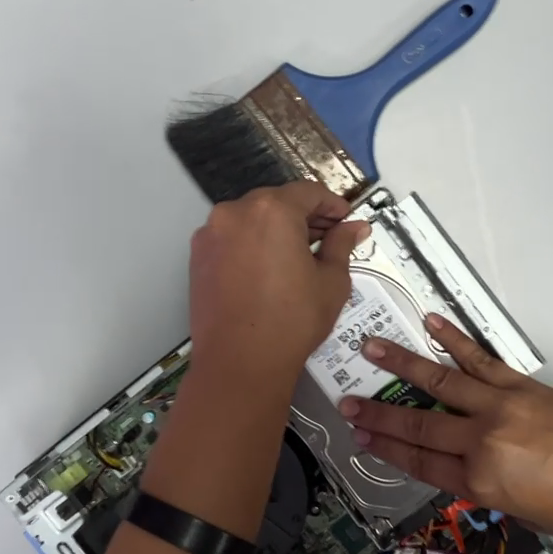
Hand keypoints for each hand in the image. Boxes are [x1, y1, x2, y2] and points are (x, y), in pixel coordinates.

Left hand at [189, 181, 368, 380]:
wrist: (240, 362)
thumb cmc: (291, 321)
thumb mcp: (331, 281)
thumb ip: (341, 245)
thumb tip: (354, 228)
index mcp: (273, 210)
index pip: (309, 192)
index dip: (332, 204)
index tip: (345, 220)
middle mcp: (236, 212)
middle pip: (277, 201)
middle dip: (304, 216)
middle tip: (326, 239)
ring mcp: (212, 233)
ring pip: (251, 218)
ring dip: (276, 229)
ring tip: (297, 257)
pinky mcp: (198, 256)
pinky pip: (231, 237)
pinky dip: (251, 244)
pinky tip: (268, 269)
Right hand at [339, 316, 552, 544]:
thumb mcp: (526, 515)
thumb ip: (490, 489)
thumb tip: (472, 471)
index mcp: (481, 482)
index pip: (421, 462)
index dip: (387, 449)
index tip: (361, 437)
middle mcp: (483, 441)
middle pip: (420, 424)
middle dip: (379, 415)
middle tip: (347, 404)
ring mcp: (502, 407)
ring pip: (440, 382)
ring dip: (402, 365)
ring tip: (371, 349)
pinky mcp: (523, 387)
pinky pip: (481, 360)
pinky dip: (454, 341)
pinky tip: (432, 325)